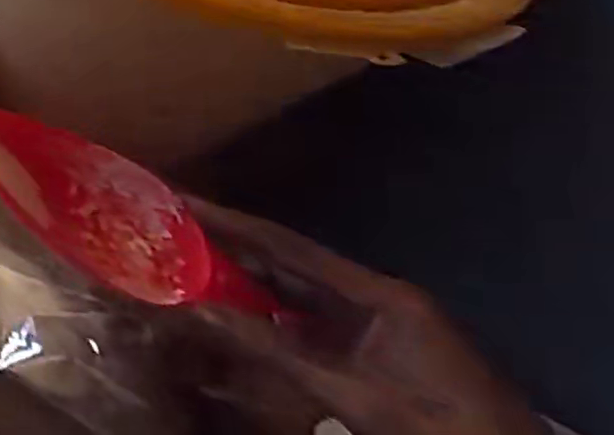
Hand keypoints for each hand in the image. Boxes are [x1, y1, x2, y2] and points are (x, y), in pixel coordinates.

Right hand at [190, 201, 546, 434]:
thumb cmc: (441, 428)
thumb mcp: (353, 393)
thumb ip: (271, 349)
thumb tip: (193, 309)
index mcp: (378, 293)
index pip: (287, 244)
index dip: (230, 221)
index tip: (180, 200)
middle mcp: (374, 295)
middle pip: (288, 259)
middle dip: (230, 244)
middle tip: (172, 226)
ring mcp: (376, 321)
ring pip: (294, 286)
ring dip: (244, 276)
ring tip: (187, 258)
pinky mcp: (373, 345)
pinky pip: (307, 314)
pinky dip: (266, 306)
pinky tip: (228, 302)